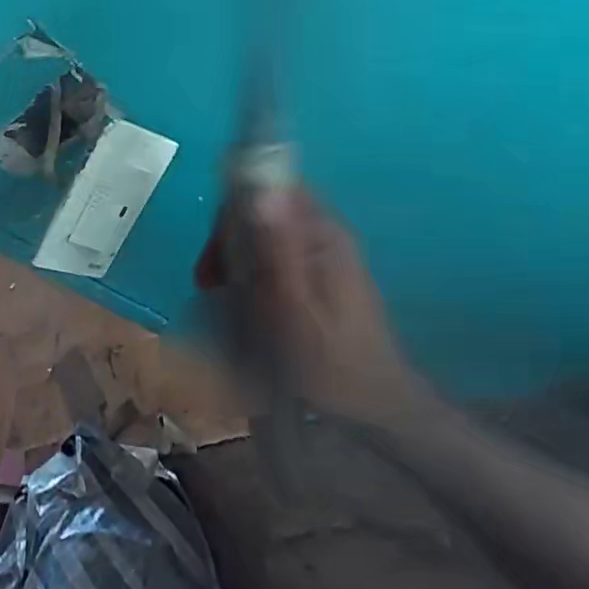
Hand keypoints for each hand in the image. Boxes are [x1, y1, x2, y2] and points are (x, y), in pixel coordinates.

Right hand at [198, 185, 420, 425]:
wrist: (377, 403)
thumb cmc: (330, 362)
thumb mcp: (293, 308)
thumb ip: (274, 248)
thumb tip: (258, 188)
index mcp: (320, 233)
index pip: (269, 184)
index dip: (234, 207)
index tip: (217, 248)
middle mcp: (324, 232)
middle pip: (262, 206)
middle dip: (228, 237)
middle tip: (211, 282)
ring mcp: (324, 251)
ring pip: (264, 231)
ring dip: (235, 256)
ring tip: (221, 295)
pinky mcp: (320, 271)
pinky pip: (273, 252)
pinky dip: (250, 269)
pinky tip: (244, 301)